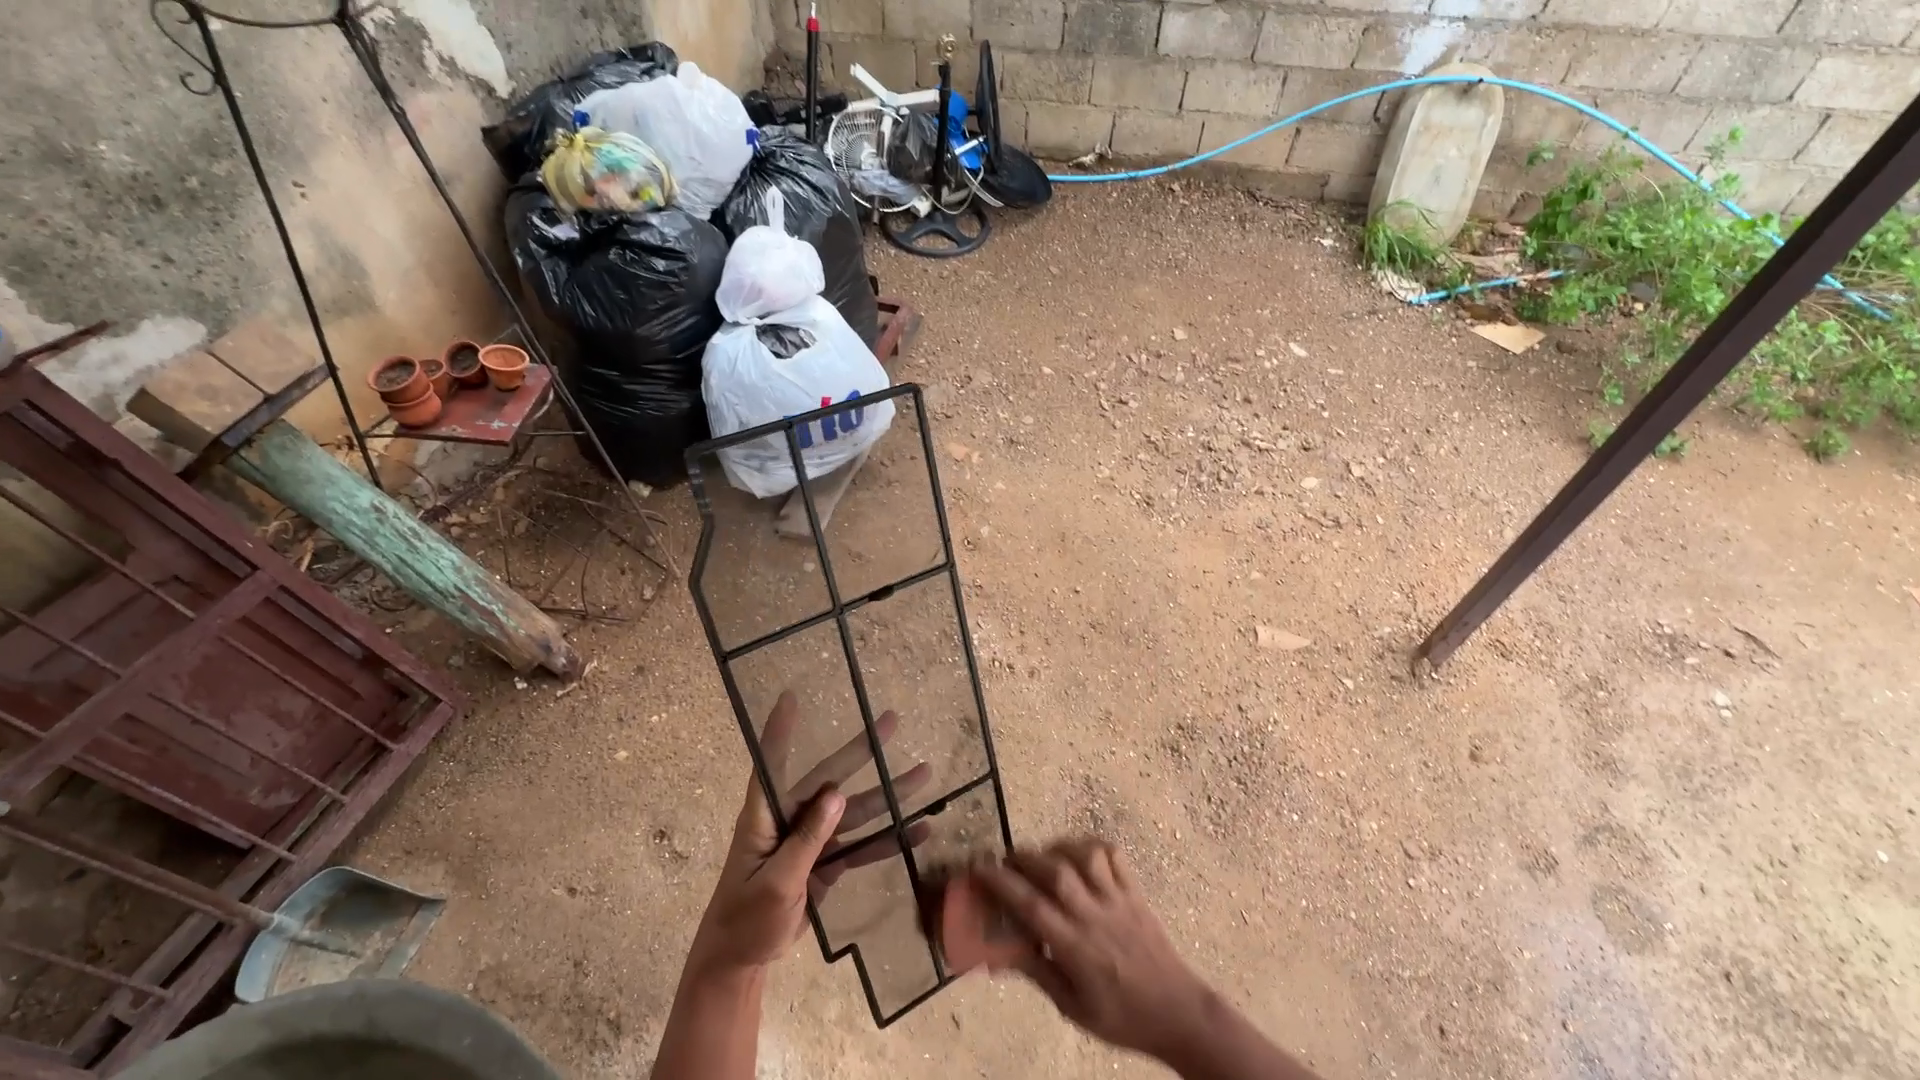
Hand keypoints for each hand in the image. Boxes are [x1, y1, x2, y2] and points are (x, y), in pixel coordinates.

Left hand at [689, 691, 932, 973]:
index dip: (780, 731)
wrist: (742, 960)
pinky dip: (887, 838)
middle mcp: (791, 818)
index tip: (790, 696)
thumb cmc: (745, 918)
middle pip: (830, 779)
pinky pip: (861, 846)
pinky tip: (919, 829)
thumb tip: (837, 794)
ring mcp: (812, 841)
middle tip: (892, 720)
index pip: (771, 764)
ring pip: (855, 811)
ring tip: (925, 774)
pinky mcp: (826, 863)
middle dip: (862, 751)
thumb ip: (806, 840)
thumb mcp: (774, 882)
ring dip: (888, 796)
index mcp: (765, 816)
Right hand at [976, 840, 1212, 1060]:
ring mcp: (1118, 901)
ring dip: (1057, 847)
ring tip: (1043, 855)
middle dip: (1024, 858)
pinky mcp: (1136, 893)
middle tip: (1007, 860)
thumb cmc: (1121, 1017)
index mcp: (1075, 948)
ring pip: (1084, 857)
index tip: (979, 867)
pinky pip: (1114, 856)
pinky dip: (1092, 846)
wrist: (1178, 1013)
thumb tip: (1001, 952)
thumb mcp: (1072, 1008)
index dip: (1001, 882)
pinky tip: (1079, 855)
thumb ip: (1038, 973)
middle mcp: (1094, 917)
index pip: (1030, 906)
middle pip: (1055, 872)